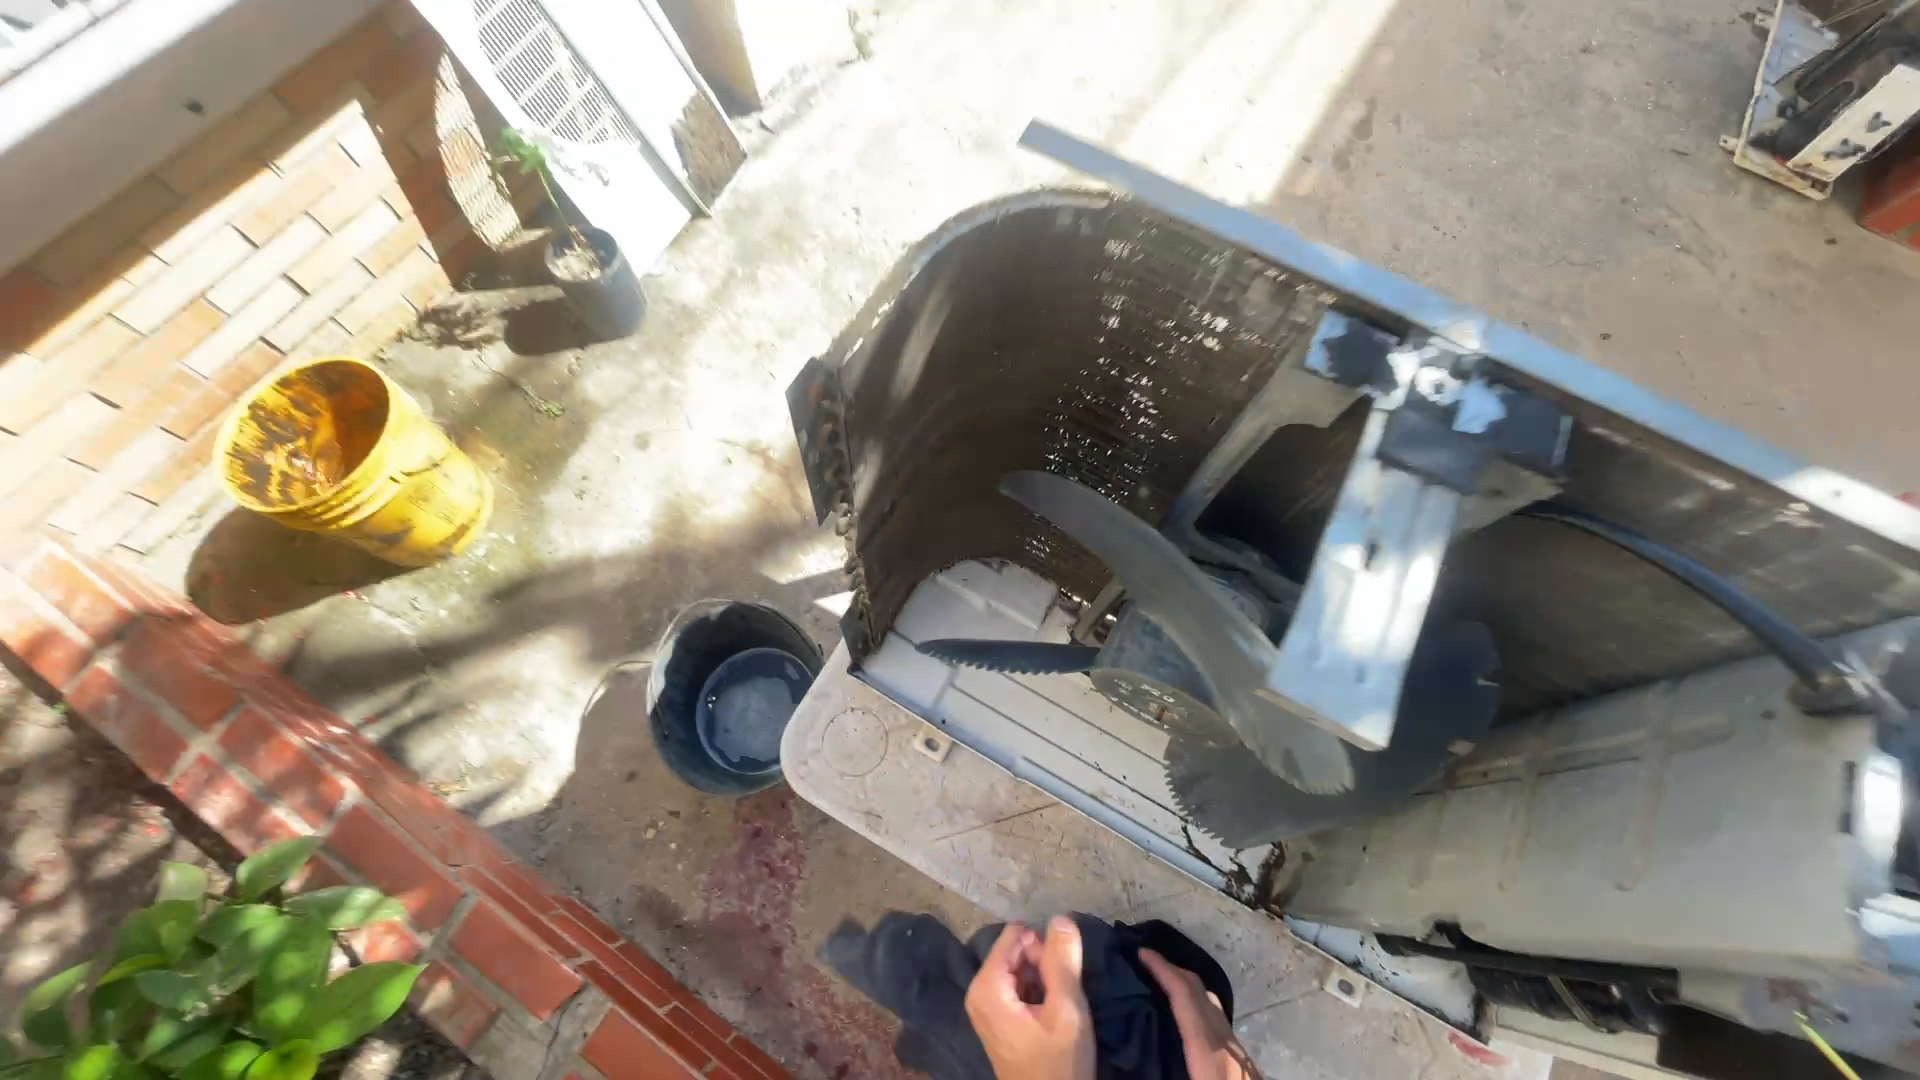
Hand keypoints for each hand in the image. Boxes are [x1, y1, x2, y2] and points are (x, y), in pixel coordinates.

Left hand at [965, 916, 1094, 1079]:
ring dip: (1044, 978)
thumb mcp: (1067, 1011)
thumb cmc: (1057, 1065)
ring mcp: (987, 1006)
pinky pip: (1019, 986)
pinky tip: (1051, 1012)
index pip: (1014, 935)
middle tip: (1061, 993)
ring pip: (1020, 968)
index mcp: (986, 986)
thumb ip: (1063, 961)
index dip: (1042, 947)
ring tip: (1058, 1004)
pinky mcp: (998, 1018)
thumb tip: (1061, 917)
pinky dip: (1038, 991)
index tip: (1060, 973)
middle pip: (1015, 950)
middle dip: (1042, 962)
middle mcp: (979, 991)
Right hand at [1140, 948, 1260, 1079]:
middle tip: (1144, 962)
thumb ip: (1156, 1069)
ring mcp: (1236, 1051)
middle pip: (1199, 992)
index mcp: (1207, 1052)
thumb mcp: (1190, 1078)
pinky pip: (1216, 1019)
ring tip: (1161, 984)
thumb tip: (1127, 1061)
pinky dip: (1196, 1005)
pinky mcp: (1241, 1062)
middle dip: (1171, 969)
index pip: (1184, 996)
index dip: (1162, 969)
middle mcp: (1224, 1043)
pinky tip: (1185, 1021)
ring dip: (1185, 986)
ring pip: (1211, 1004)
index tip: (1140, 953)